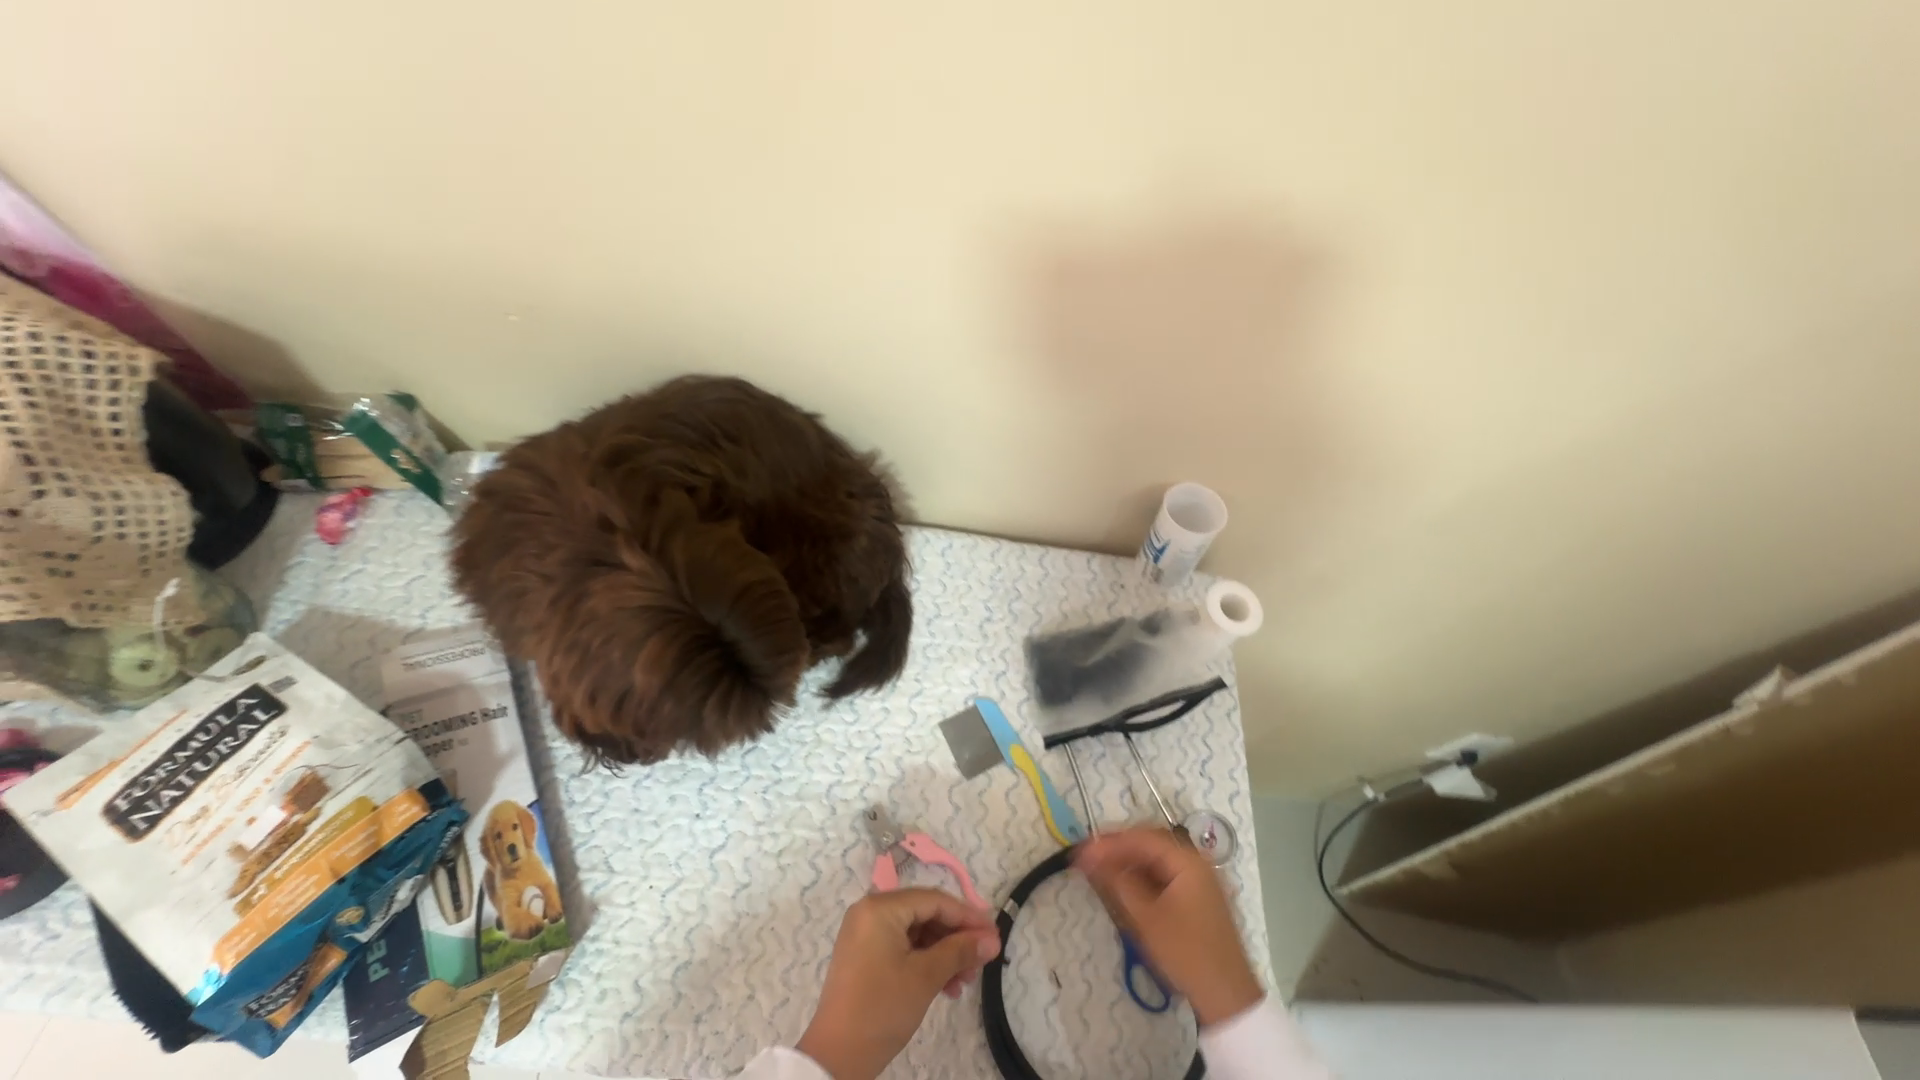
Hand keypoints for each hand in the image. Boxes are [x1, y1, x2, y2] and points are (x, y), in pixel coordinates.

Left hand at [795, 888, 1000, 1079]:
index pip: (933, 900)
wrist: (837, 1056)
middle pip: (925, 914)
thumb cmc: (882, 1008)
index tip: (994, 934)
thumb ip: (960, 951)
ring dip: (944, 954)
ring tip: (965, 981)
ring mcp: (865, 934)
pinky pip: (903, 947)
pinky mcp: (865, 956)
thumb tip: (992, 939)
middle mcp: (870, 912)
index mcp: (880, 907)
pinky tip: (947, 986)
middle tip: (982, 960)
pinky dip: (926, 963)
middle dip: (956, 938)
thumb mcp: (926, 976)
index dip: (967, 916)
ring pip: (917, 933)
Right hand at [1074, 827, 1263, 1026]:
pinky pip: (1165, 877)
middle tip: (1089, 858)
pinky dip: (1143, 878)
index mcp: (1188, 861)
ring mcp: (1199, 881)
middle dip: (1118, 849)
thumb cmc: (1185, 953)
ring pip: (1157, 861)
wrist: (1226, 996)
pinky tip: (1125, 887)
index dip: (1110, 842)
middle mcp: (1196, 863)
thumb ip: (1117, 881)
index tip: (1082, 851)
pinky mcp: (1197, 898)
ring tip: (1101, 871)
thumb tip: (1089, 857)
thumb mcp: (1145, 917)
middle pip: (1151, 845)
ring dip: (1129, 863)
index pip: (1142, 838)